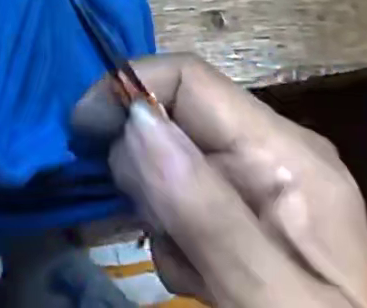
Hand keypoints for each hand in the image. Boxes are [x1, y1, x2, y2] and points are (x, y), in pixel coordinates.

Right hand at [72, 54, 366, 307]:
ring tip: (199, 279)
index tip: (77, 133)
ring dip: (162, 221)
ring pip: (173, 167)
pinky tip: (204, 286)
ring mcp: (263, 188)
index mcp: (289, 152)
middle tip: (166, 241)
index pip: (195, 80)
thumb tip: (136, 119)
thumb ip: (207, 211)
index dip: (131, 89)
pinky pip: (187, 209)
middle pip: (179, 120)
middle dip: (147, 173)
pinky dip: (177, 246)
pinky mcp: (249, 223)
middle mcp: (274, 154)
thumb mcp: (272, 297)